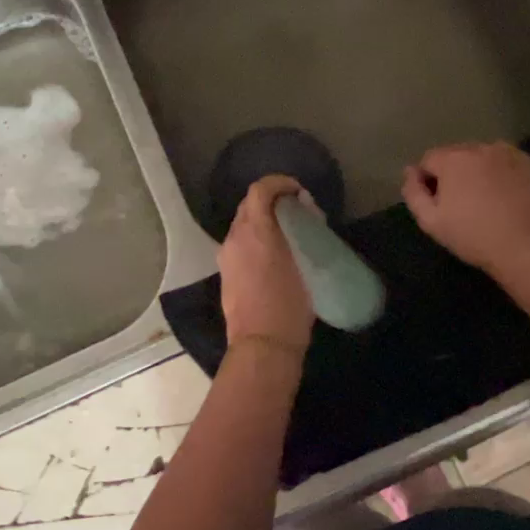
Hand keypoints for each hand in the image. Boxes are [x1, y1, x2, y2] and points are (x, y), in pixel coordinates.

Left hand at [217, 176, 314, 357]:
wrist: (262, 345)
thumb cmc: (289, 307)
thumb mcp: (305, 266)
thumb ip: (301, 236)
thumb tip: (304, 218)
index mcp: (256, 231)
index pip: (260, 190)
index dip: (279, 183)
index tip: (298, 193)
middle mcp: (236, 237)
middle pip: (249, 204)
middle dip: (272, 201)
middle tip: (295, 213)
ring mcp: (226, 255)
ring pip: (242, 224)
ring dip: (262, 221)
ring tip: (286, 235)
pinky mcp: (225, 272)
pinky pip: (239, 243)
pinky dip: (254, 239)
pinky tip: (272, 255)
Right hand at [401, 143, 529, 275]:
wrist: (526, 247)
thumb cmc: (473, 236)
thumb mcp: (431, 221)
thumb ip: (413, 192)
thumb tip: (410, 171)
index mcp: (452, 158)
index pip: (428, 160)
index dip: (429, 181)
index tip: (438, 204)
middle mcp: (479, 147)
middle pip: (455, 155)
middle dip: (452, 173)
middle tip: (461, 203)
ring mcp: (506, 153)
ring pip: (480, 156)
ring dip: (475, 170)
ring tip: (483, 198)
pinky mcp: (528, 163)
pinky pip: (503, 160)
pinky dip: (498, 171)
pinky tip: (503, 194)